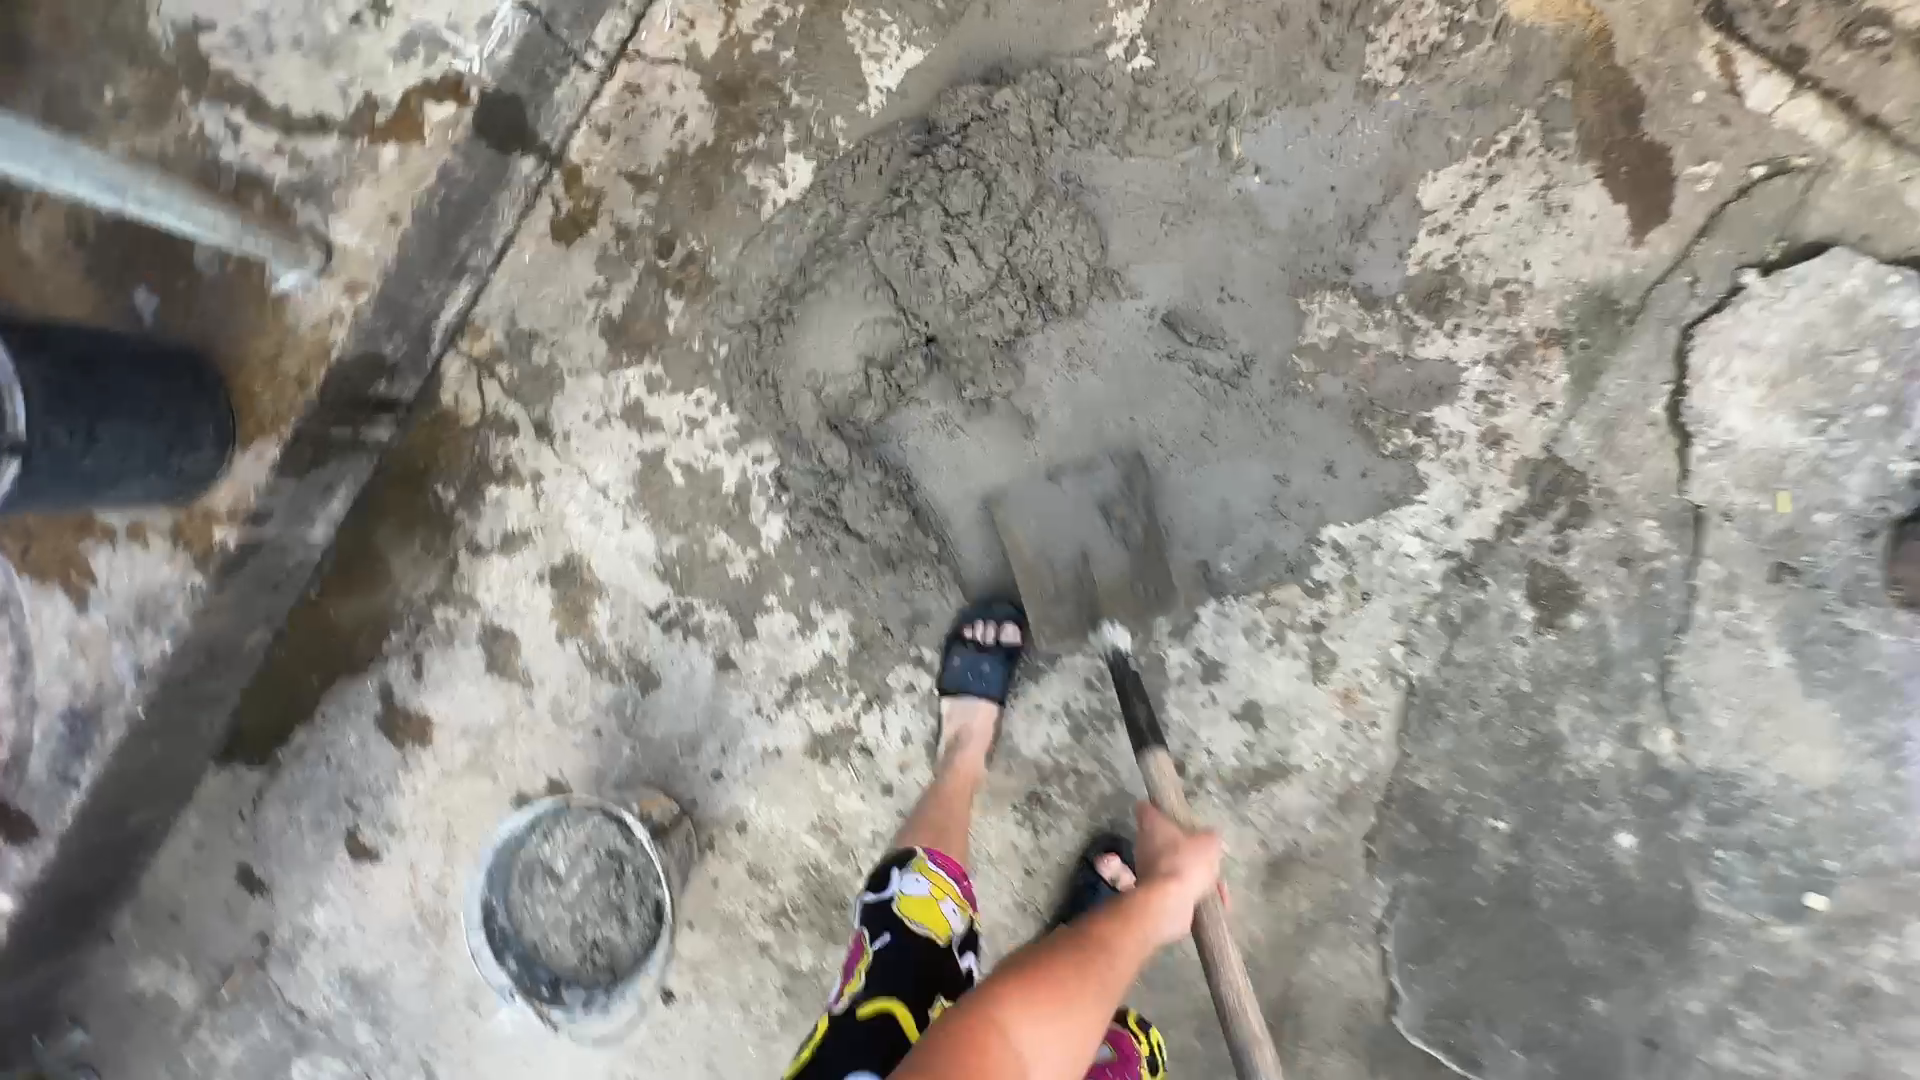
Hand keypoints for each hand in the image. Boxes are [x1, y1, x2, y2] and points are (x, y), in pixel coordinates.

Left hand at [1130, 800, 1224, 947]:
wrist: (1169, 902)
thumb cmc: (1186, 861)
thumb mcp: (1209, 843)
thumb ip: (1210, 836)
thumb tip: (1210, 837)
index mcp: (1151, 822)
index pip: (1146, 807)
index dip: (1158, 809)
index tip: (1173, 815)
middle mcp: (1143, 842)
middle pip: (1166, 839)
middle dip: (1190, 851)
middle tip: (1209, 859)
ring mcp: (1146, 867)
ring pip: (1175, 865)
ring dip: (1196, 876)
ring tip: (1219, 888)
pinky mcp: (1152, 889)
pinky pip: (1176, 886)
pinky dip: (1193, 893)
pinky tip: (1215, 902)